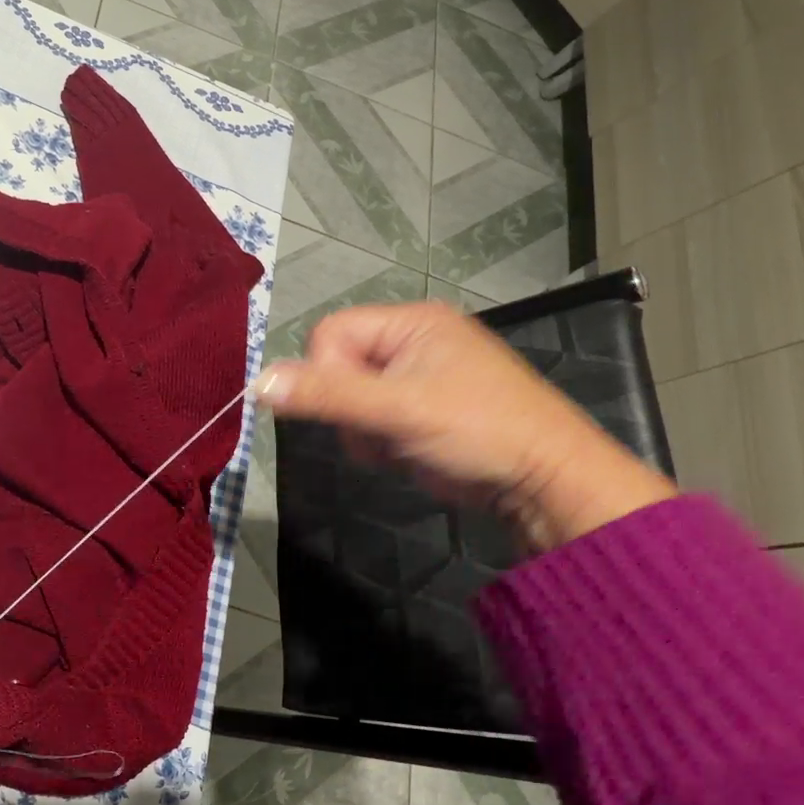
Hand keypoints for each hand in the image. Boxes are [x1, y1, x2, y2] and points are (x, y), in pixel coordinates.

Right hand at [257, 302, 675, 551]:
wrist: (545, 482)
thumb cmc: (479, 431)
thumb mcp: (397, 409)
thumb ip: (325, 394)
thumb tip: (257, 384)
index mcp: (412, 322)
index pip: (329, 333)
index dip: (327, 372)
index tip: (356, 404)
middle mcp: (412, 340)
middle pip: (334, 365)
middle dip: (345, 406)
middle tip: (379, 427)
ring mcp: (415, 375)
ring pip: (344, 396)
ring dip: (358, 428)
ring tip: (395, 442)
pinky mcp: (417, 407)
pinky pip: (364, 415)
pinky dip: (373, 437)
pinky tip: (401, 449)